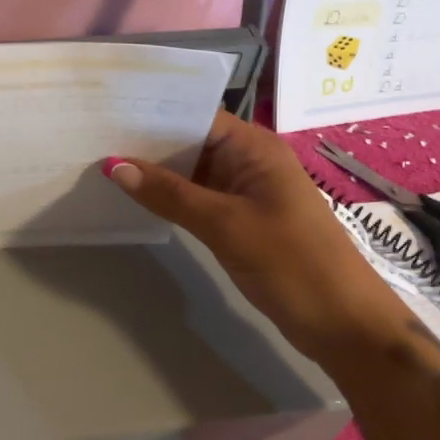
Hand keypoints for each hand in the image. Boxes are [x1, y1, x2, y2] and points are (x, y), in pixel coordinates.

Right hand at [102, 110, 412, 365]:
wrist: (348, 327)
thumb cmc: (293, 263)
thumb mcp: (226, 225)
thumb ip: (169, 194)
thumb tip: (114, 165)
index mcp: (254, 147)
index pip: (194, 113)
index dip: (151, 112)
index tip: (104, 111)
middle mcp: (249, 161)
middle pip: (190, 140)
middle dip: (145, 142)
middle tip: (91, 137)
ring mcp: (246, 192)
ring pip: (191, 171)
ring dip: (155, 172)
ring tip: (101, 163)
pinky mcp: (242, 221)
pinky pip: (198, 198)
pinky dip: (170, 198)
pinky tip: (135, 198)